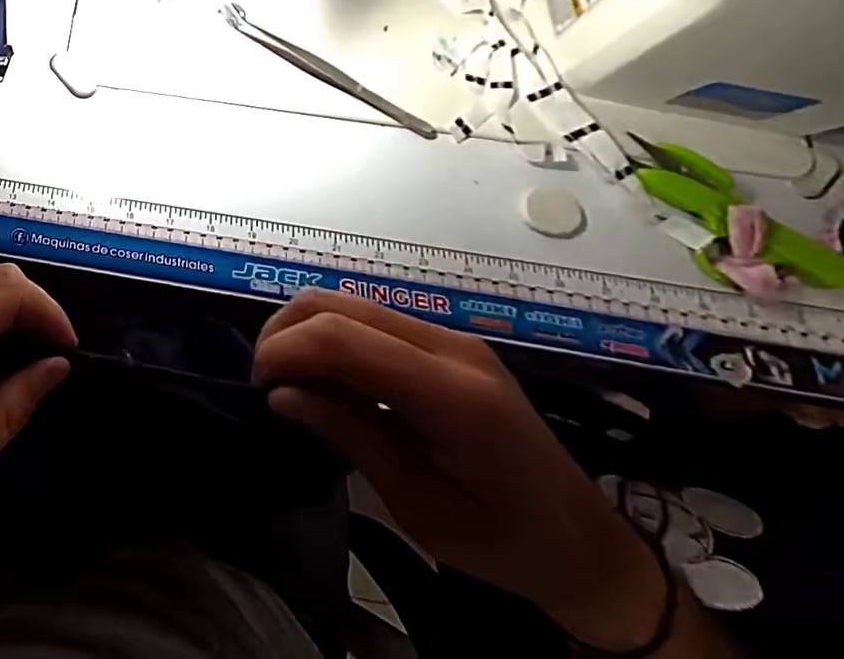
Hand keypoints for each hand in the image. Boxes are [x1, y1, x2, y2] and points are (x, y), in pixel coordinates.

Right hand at [253, 289, 666, 650]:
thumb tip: (283, 395)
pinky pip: (367, 317)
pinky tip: (322, 374)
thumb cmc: (508, 543)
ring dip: (302, 329)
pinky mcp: (442, 342)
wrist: (585, 541)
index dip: (285, 350)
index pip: (343, 338)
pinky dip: (329, 335)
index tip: (258, 386)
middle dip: (284, 332)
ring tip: (287, 378)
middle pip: (338, 304)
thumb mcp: (420, 508)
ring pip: (347, 300)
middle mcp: (450, 347)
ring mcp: (448, 337)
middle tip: (265, 381)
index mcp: (452, 394)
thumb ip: (352, 438)